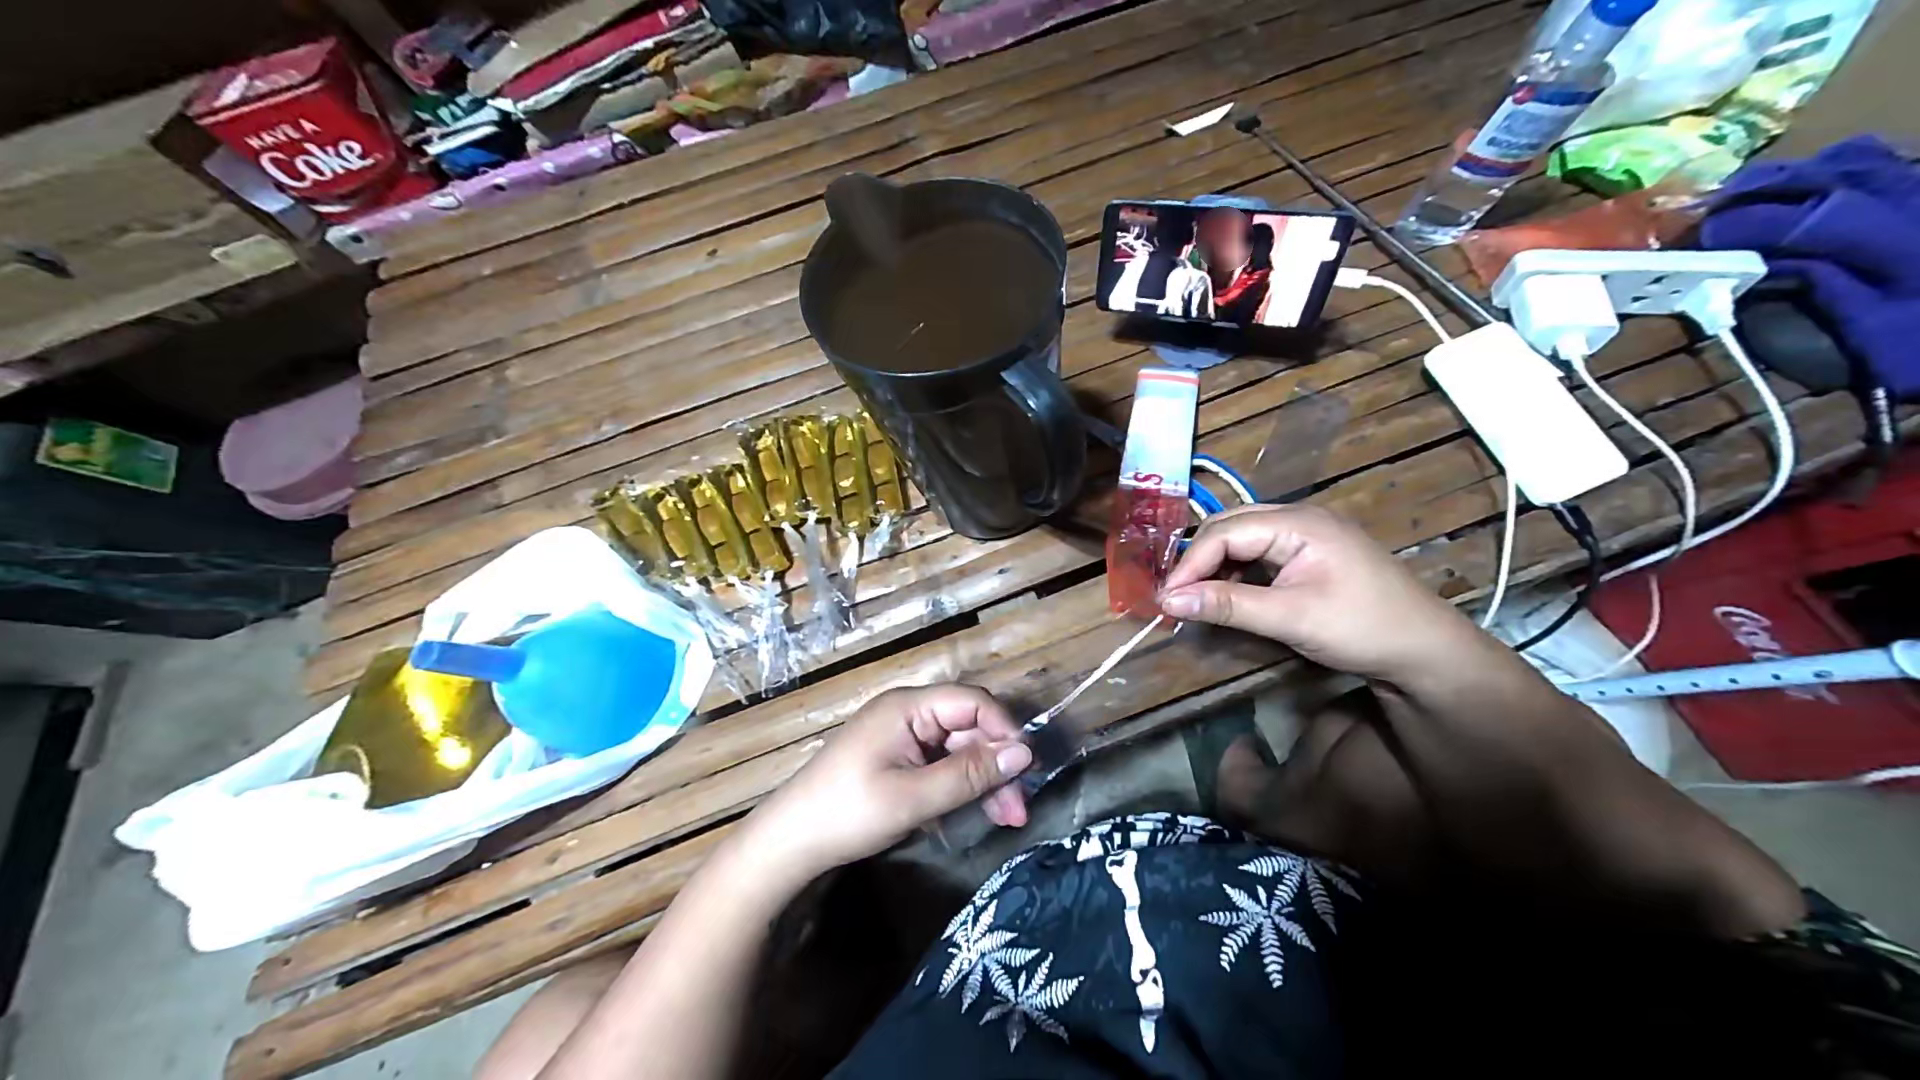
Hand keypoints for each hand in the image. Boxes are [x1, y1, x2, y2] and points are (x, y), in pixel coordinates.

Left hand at [740, 684, 1033, 884]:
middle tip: (1019, 809)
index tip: (1026, 770)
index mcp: (908, 707)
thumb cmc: (850, 812)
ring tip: (1006, 819)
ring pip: (958, 748)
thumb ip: (970, 774)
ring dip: (983, 779)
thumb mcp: (915, 797)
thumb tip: (1025, 753)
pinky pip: (940, 763)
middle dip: (997, 764)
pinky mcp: (897, 758)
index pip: (973, 702)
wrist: (791, 842)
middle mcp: (908, 712)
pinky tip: (974, 813)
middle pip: (968, 726)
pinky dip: (959, 786)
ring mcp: (901, 735)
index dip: (1004, 731)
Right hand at [1158, 504, 1491, 685]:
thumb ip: (1227, 605)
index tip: (1167, 599)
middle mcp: (1300, 517)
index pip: (1226, 532)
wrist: (1428, 652)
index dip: (1191, 564)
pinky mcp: (1311, 553)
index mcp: (1299, 522)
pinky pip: (1260, 551)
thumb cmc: (1361, 629)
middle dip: (1199, 561)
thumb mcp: (1289, 618)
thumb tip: (1168, 601)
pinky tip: (1230, 593)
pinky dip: (1237, 570)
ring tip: (1197, 597)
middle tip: (1177, 597)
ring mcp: (1308, 533)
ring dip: (1216, 565)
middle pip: (1231, 528)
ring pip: (1242, 538)